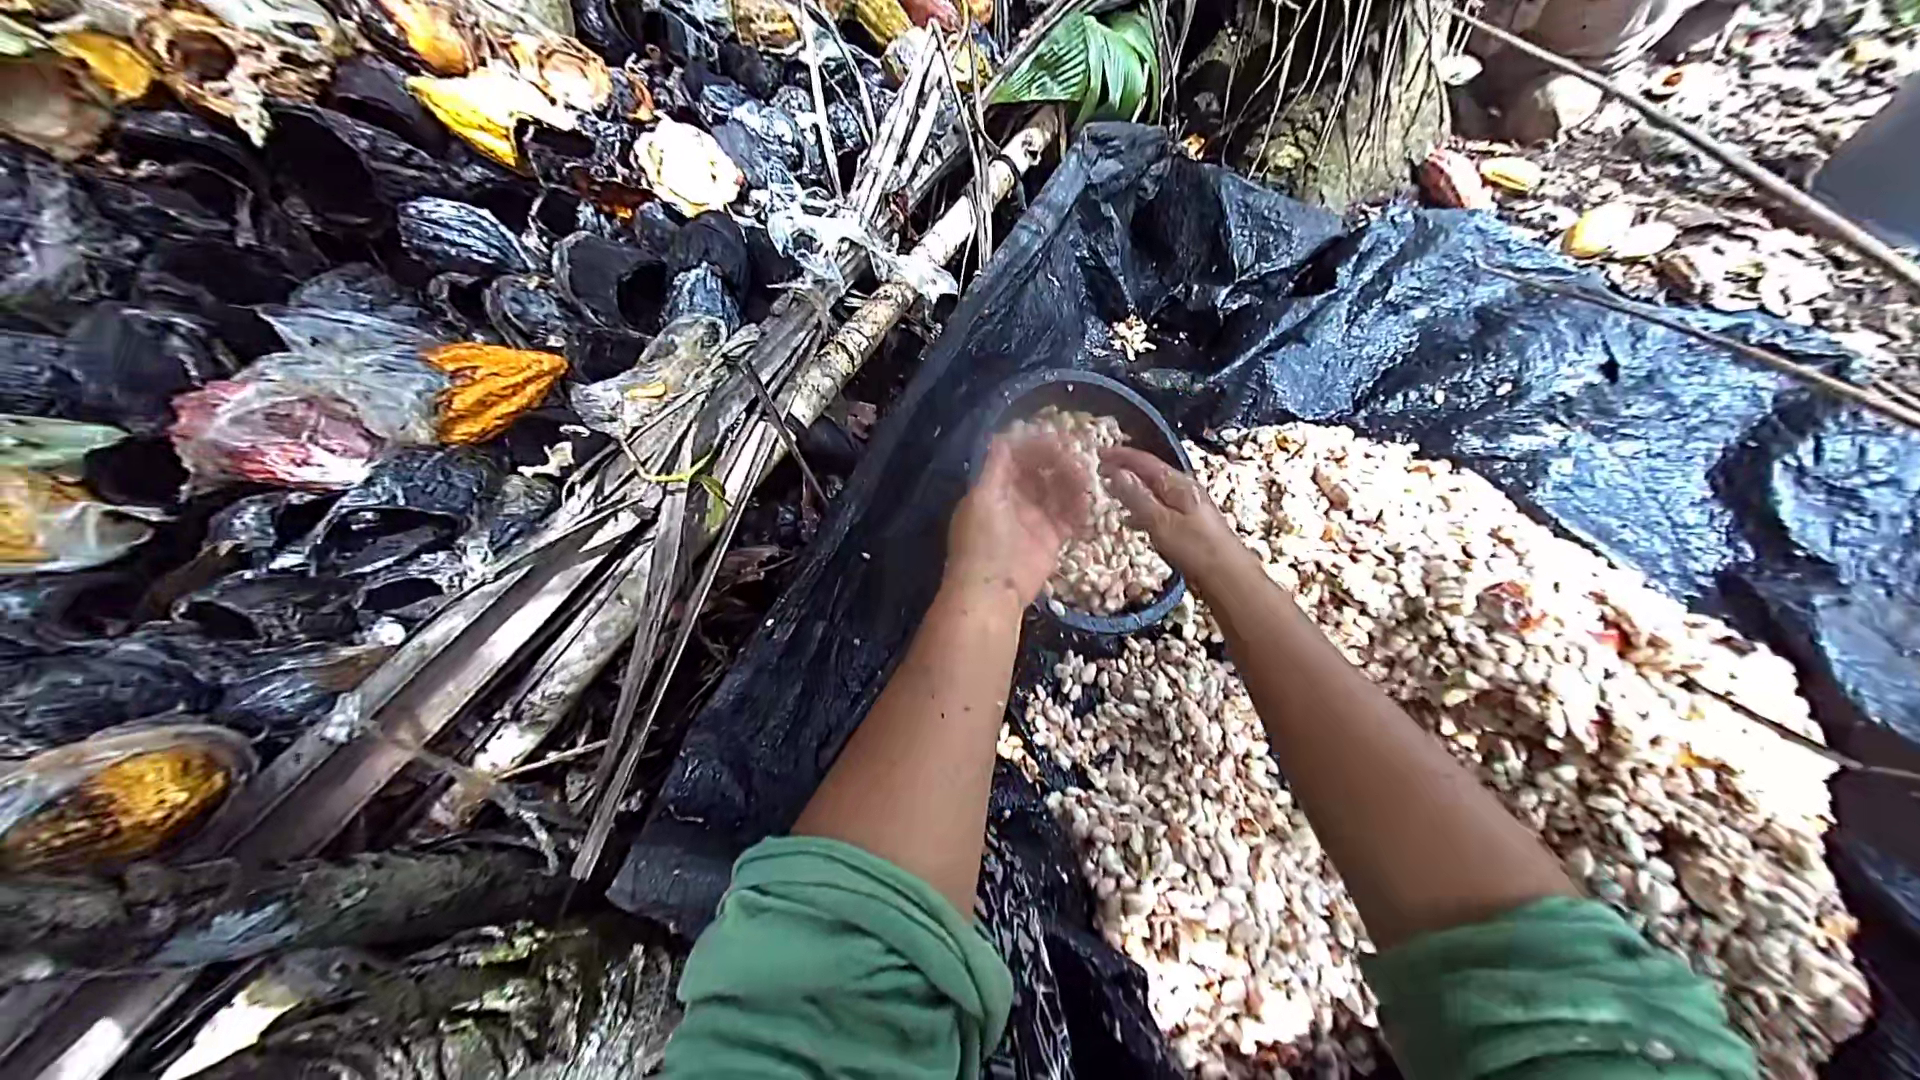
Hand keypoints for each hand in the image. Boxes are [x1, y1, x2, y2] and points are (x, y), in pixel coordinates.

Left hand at [947, 433, 1090, 607]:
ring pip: (1057, 491)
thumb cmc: (983, 542)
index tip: (1059, 439)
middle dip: (1059, 462)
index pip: (1017, 458)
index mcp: (994, 487)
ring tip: (1088, 478)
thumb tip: (1003, 434)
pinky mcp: (1051, 538)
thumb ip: (995, 466)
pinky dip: (1080, 507)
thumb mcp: (983, 498)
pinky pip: (1069, 516)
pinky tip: (1090, 500)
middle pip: (1041, 472)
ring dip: (1073, 482)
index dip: (1036, 446)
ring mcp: (1034, 519)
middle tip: (1080, 457)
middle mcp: (1015, 500)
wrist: (991, 593)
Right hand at [1099, 446, 1248, 590]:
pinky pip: (1158, 506)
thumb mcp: (1161, 522)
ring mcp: (1187, 506)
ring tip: (1110, 490)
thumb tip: (1117, 472)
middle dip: (1125, 468)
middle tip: (1100, 470)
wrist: (1229, 577)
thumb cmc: (1195, 549)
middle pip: (1150, 472)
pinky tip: (1131, 518)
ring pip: (1153, 490)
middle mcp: (1183, 489)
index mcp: (1177, 484)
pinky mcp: (1187, 524)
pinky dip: (1141, 506)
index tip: (1098, 453)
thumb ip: (1138, 497)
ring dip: (1131, 488)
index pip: (1145, 461)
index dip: (1121, 455)